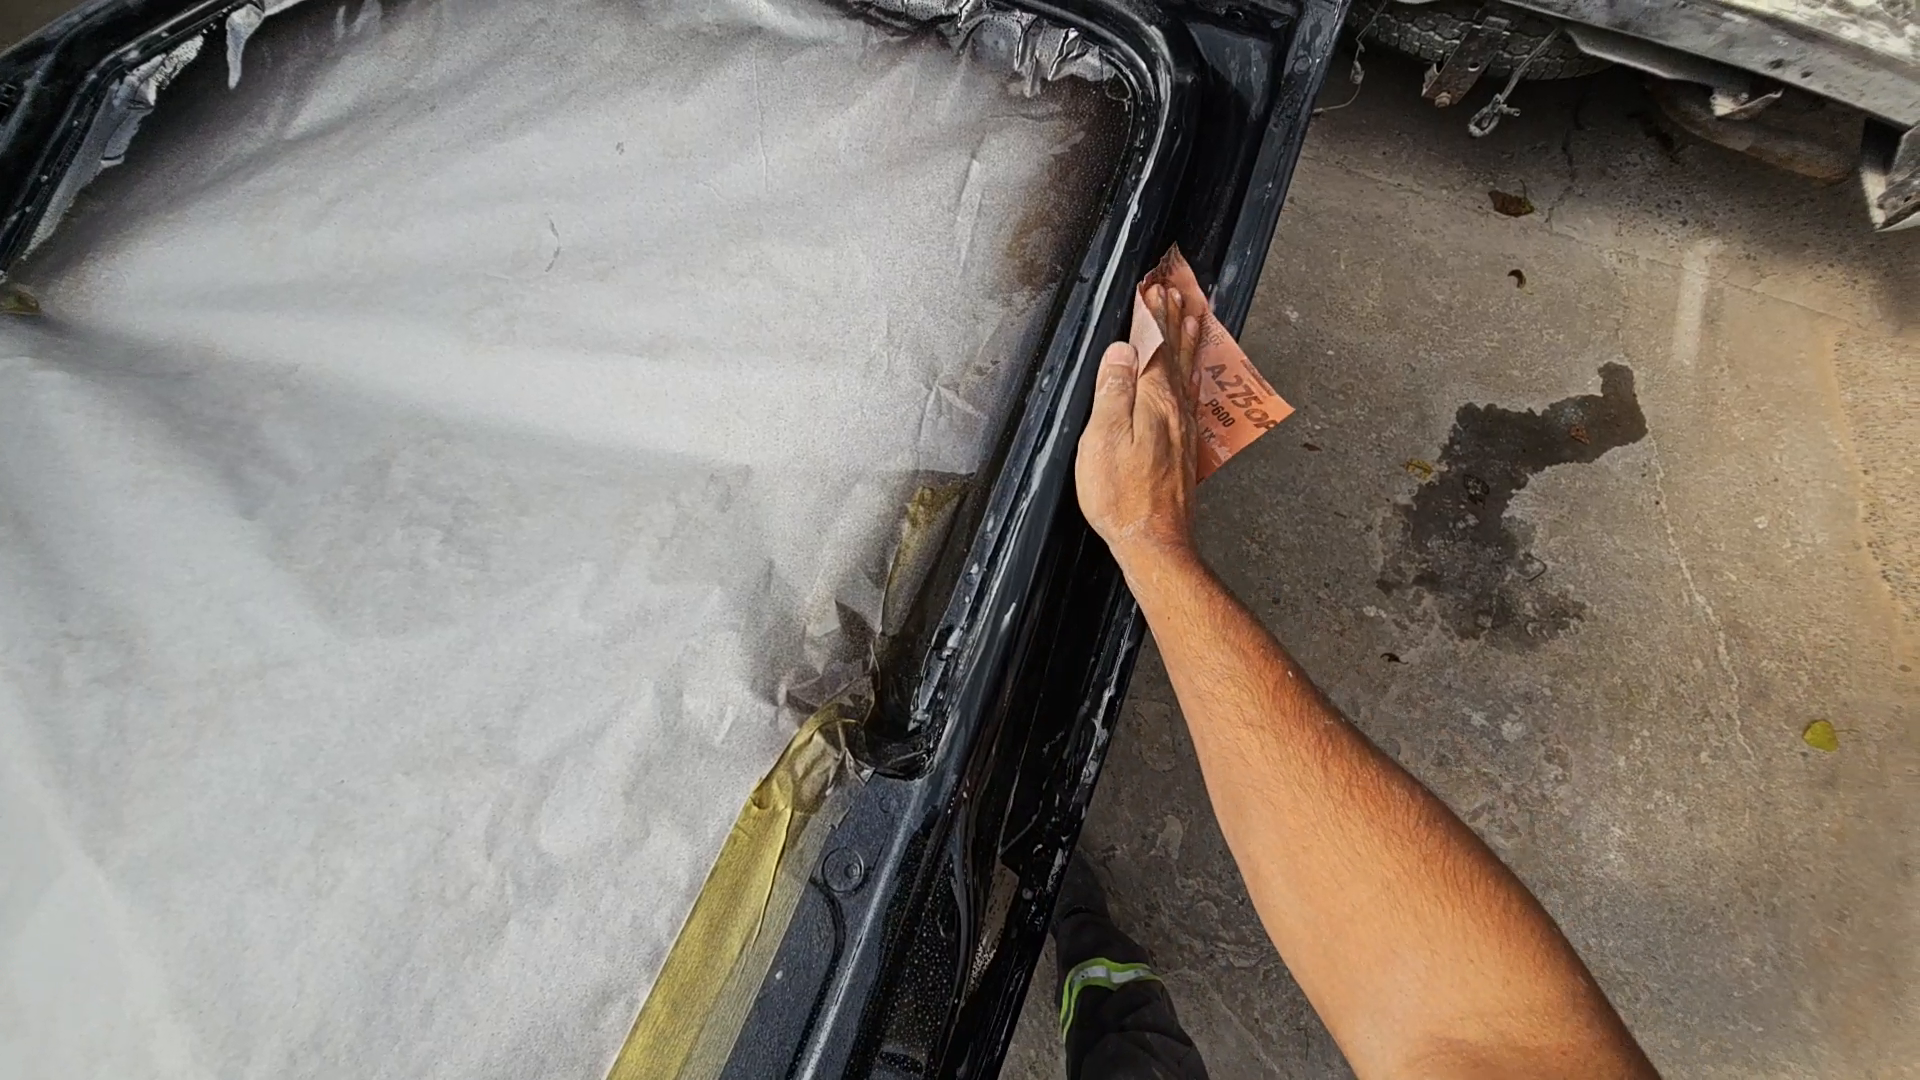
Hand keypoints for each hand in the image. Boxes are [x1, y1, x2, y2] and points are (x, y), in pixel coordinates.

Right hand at [1075, 283, 1202, 574]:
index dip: (1152, 316)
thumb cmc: (1122, 495)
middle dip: (1174, 318)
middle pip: (1176, 353)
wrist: (1153, 539)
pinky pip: (1192, 394)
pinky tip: (1193, 373)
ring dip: (1189, 339)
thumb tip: (1121, 351)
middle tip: (1177, 290)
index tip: (1152, 289)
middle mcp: (1175, 409)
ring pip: (1188, 370)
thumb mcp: (1104, 439)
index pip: (1155, 346)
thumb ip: (1114, 391)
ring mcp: (1184, 428)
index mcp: (1153, 401)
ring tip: (1195, 315)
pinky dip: (1193, 372)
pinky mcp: (1185, 447)